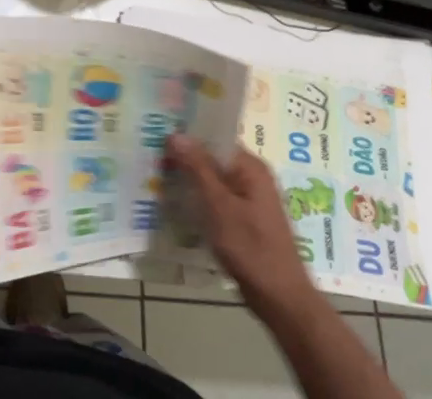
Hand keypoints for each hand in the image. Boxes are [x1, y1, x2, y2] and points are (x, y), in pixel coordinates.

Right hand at [168, 134, 316, 316]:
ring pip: (213, 181)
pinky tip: (177, 206)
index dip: (187, 138)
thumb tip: (176, 134)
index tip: (158, 140)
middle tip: (153, 162)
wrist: (278, 297)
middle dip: (185, 160)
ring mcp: (250, 200)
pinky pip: (217, 200)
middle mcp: (253, 178)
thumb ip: (198, 168)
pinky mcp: (244, 220)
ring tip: (159, 181)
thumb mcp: (218, 205)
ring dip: (190, 182)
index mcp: (251, 168)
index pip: (215, 139)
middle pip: (213, 159)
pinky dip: (199, 201)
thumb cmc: (249, 247)